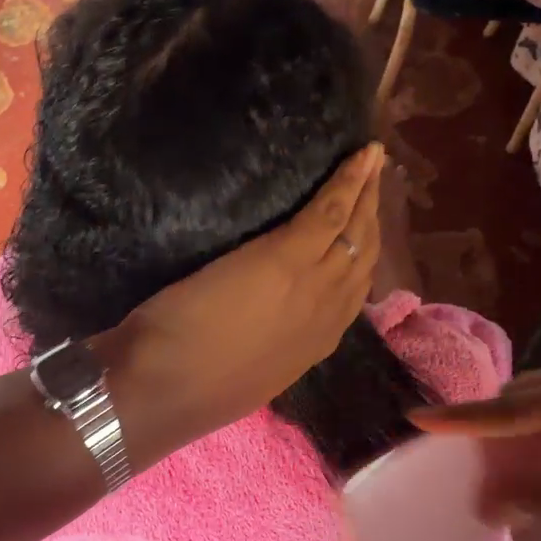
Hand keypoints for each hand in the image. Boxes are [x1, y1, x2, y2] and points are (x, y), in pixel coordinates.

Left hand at [99, 144, 385, 463]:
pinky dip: (350, 180)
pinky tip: (360, 156)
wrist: (163, 385)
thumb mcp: (245, 366)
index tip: (368, 225)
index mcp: (316, 341)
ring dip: (366, 192)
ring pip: (356, 229)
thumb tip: (268, 312)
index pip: (355, 287)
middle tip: (376, 178)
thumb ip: (266, 336)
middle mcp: (328, 312)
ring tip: (371, 162)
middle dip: (373, 213)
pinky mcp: (287, 255)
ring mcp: (313, 283)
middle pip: (364, 253)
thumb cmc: (187, 379)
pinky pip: (331, 211)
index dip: (363, 252)